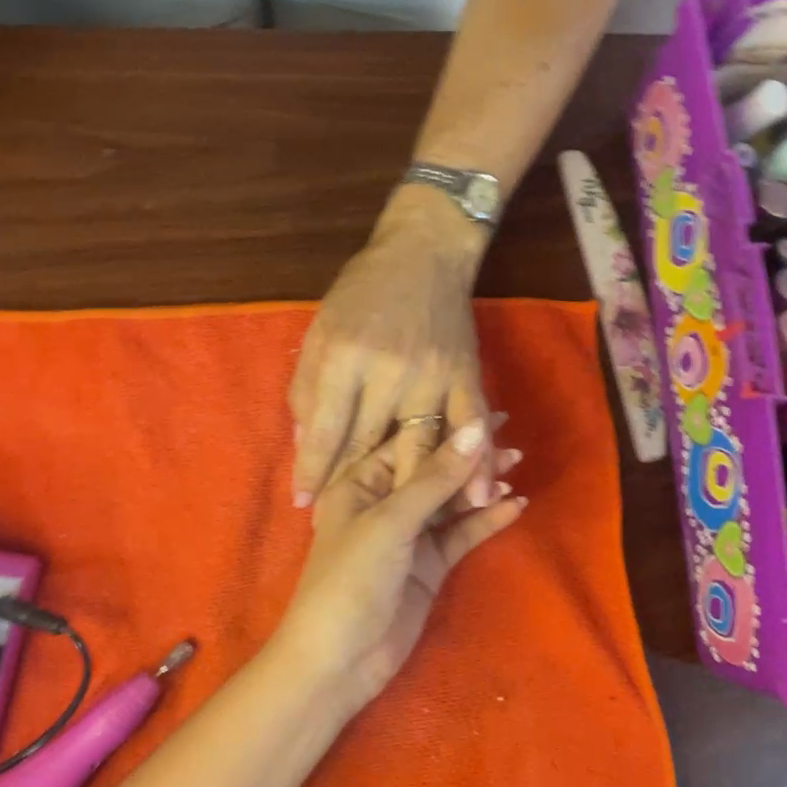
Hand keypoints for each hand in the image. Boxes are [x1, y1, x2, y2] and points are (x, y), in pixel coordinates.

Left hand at [275, 417, 525, 707]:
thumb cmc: (350, 580)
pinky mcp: (429, 566)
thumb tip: (477, 428)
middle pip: (433, 470)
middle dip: (470, 456)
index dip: (446, 426)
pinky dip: (486, 521)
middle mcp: (384, 503)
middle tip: (513, 436)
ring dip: (481, 486)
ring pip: (451, 501)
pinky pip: (461, 534)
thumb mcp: (390, 522)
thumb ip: (436, 477)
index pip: (408, 443)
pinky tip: (515, 507)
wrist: (339, 661)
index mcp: (359, 483)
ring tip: (519, 465)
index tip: (487, 409)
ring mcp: (409, 536)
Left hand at [290, 188, 494, 510]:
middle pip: (370, 447)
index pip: (326, 430)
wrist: (424, 251)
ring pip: (422, 447)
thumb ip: (309, 387)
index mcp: (344, 359)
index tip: (303, 505)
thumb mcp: (320, 330)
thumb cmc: (362, 291)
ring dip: (417, 495)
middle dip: (356, 493)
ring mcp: (432, 377)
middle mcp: (388, 373)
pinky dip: (479, 465)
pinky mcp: (467, 376)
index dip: (313, 470)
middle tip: (345, 533)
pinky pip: (473, 429)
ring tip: (407, 534)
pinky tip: (483, 500)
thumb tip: (305, 445)